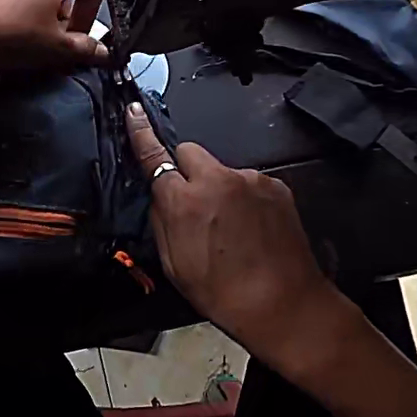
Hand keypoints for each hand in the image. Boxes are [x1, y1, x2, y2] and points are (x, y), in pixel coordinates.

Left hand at [0, 0, 108, 70]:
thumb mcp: (54, 48)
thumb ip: (84, 49)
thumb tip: (98, 52)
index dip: (96, 18)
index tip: (84, 41)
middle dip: (63, 22)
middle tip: (55, 49)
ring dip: (36, 21)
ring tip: (25, 48)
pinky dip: (11, 18)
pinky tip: (2, 41)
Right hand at [125, 103, 366, 386]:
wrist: (283, 304)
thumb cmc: (220, 292)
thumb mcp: (173, 262)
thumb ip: (162, 219)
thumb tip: (161, 193)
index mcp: (184, 201)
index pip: (154, 157)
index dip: (141, 133)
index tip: (134, 112)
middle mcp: (216, 180)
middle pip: (189, 151)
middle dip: (184, 168)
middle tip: (192, 199)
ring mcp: (249, 180)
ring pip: (221, 169)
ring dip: (218, 186)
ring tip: (230, 225)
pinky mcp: (275, 185)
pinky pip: (248, 181)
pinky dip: (244, 196)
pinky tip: (251, 225)